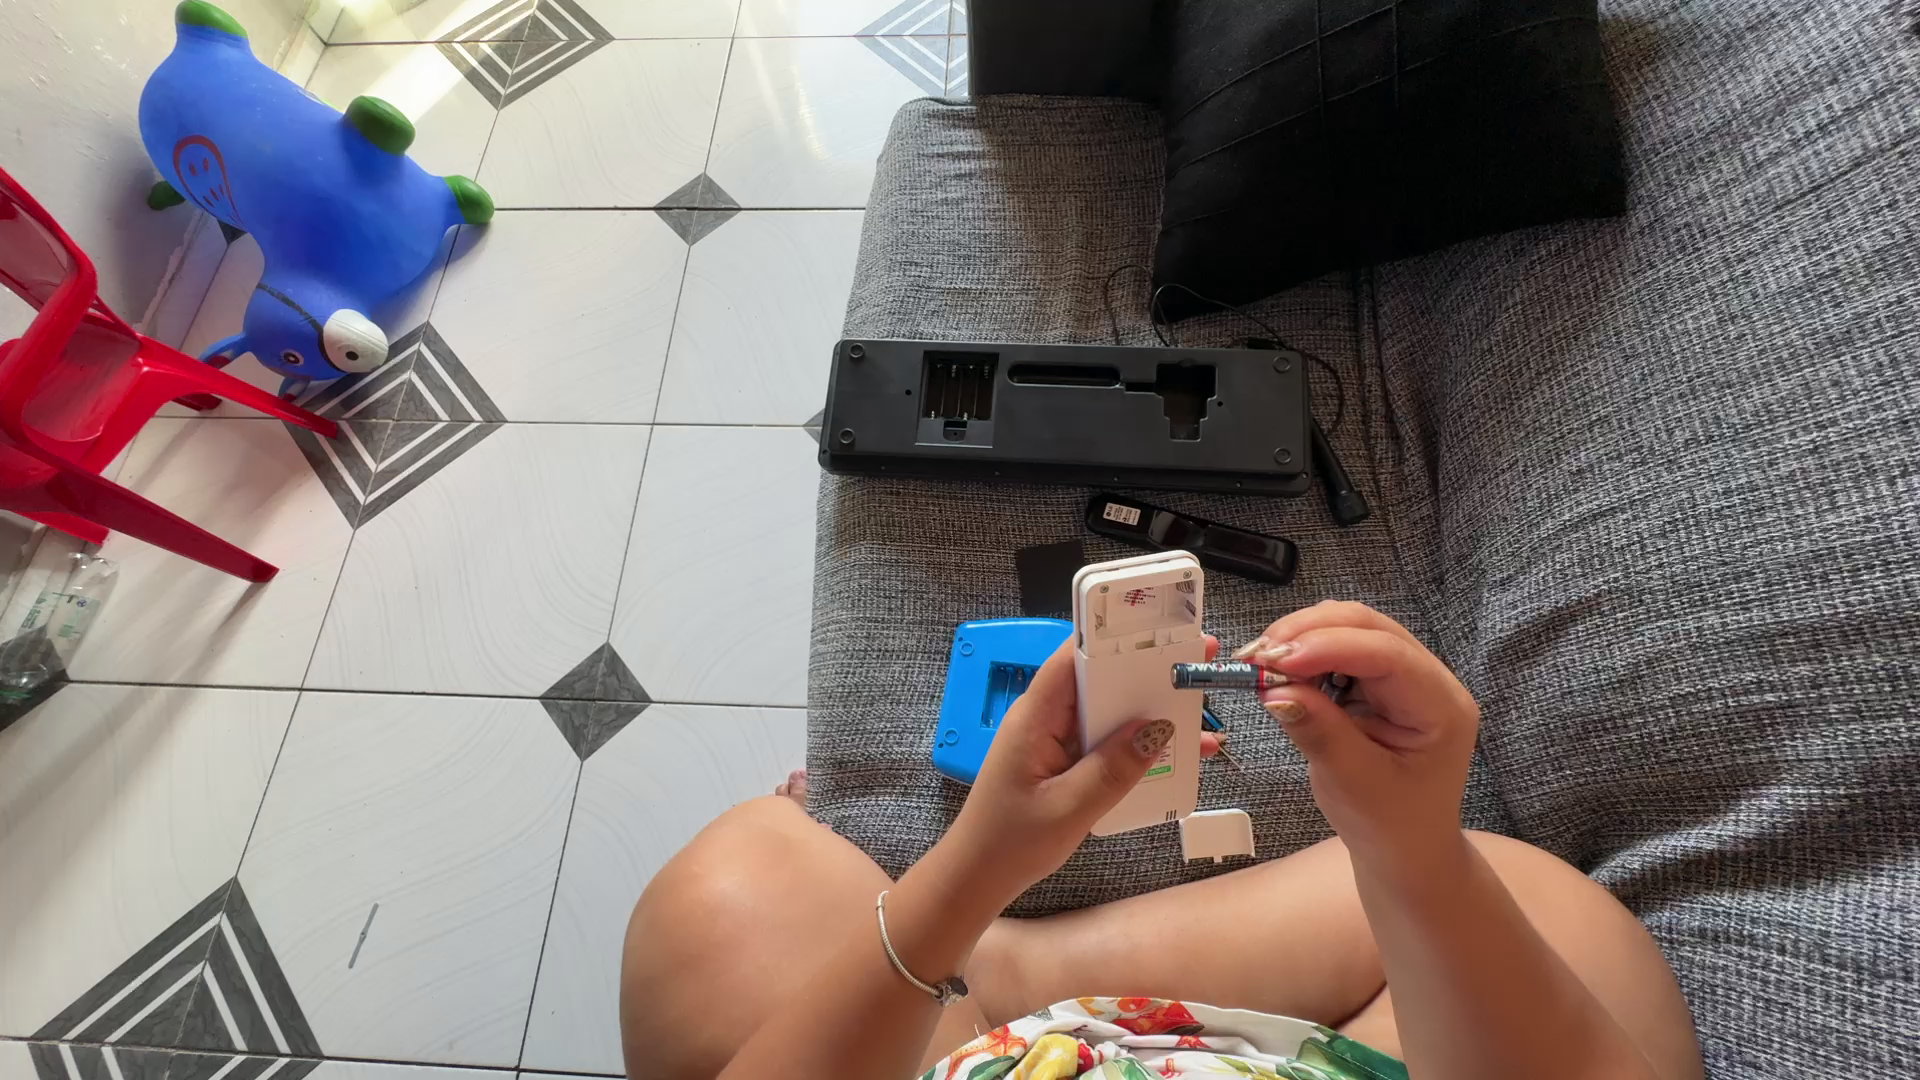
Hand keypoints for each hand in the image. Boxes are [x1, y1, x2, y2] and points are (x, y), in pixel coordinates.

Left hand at [945, 635, 1223, 903]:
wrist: (978, 876)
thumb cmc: (1011, 842)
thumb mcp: (1069, 808)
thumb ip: (1113, 769)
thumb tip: (1159, 727)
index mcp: (1035, 716)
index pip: (1072, 657)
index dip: (1113, 637)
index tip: (1160, 629)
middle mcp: (1044, 717)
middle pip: (1097, 679)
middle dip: (1145, 671)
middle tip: (1197, 661)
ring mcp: (1054, 738)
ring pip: (1106, 711)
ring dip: (1147, 710)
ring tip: (1201, 707)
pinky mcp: (1062, 759)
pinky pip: (1104, 740)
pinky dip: (1136, 743)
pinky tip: (1178, 753)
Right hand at [1235, 601, 1479, 869]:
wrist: (1403, 847)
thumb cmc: (1386, 822)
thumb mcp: (1351, 782)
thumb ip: (1318, 730)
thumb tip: (1273, 689)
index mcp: (1440, 706)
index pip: (1385, 653)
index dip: (1327, 647)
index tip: (1274, 661)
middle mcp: (1427, 678)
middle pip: (1366, 625)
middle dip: (1307, 632)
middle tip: (1257, 655)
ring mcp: (1401, 674)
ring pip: (1348, 626)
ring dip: (1299, 636)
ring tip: (1261, 662)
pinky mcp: (1374, 678)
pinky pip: (1336, 643)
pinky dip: (1302, 649)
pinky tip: (1279, 668)